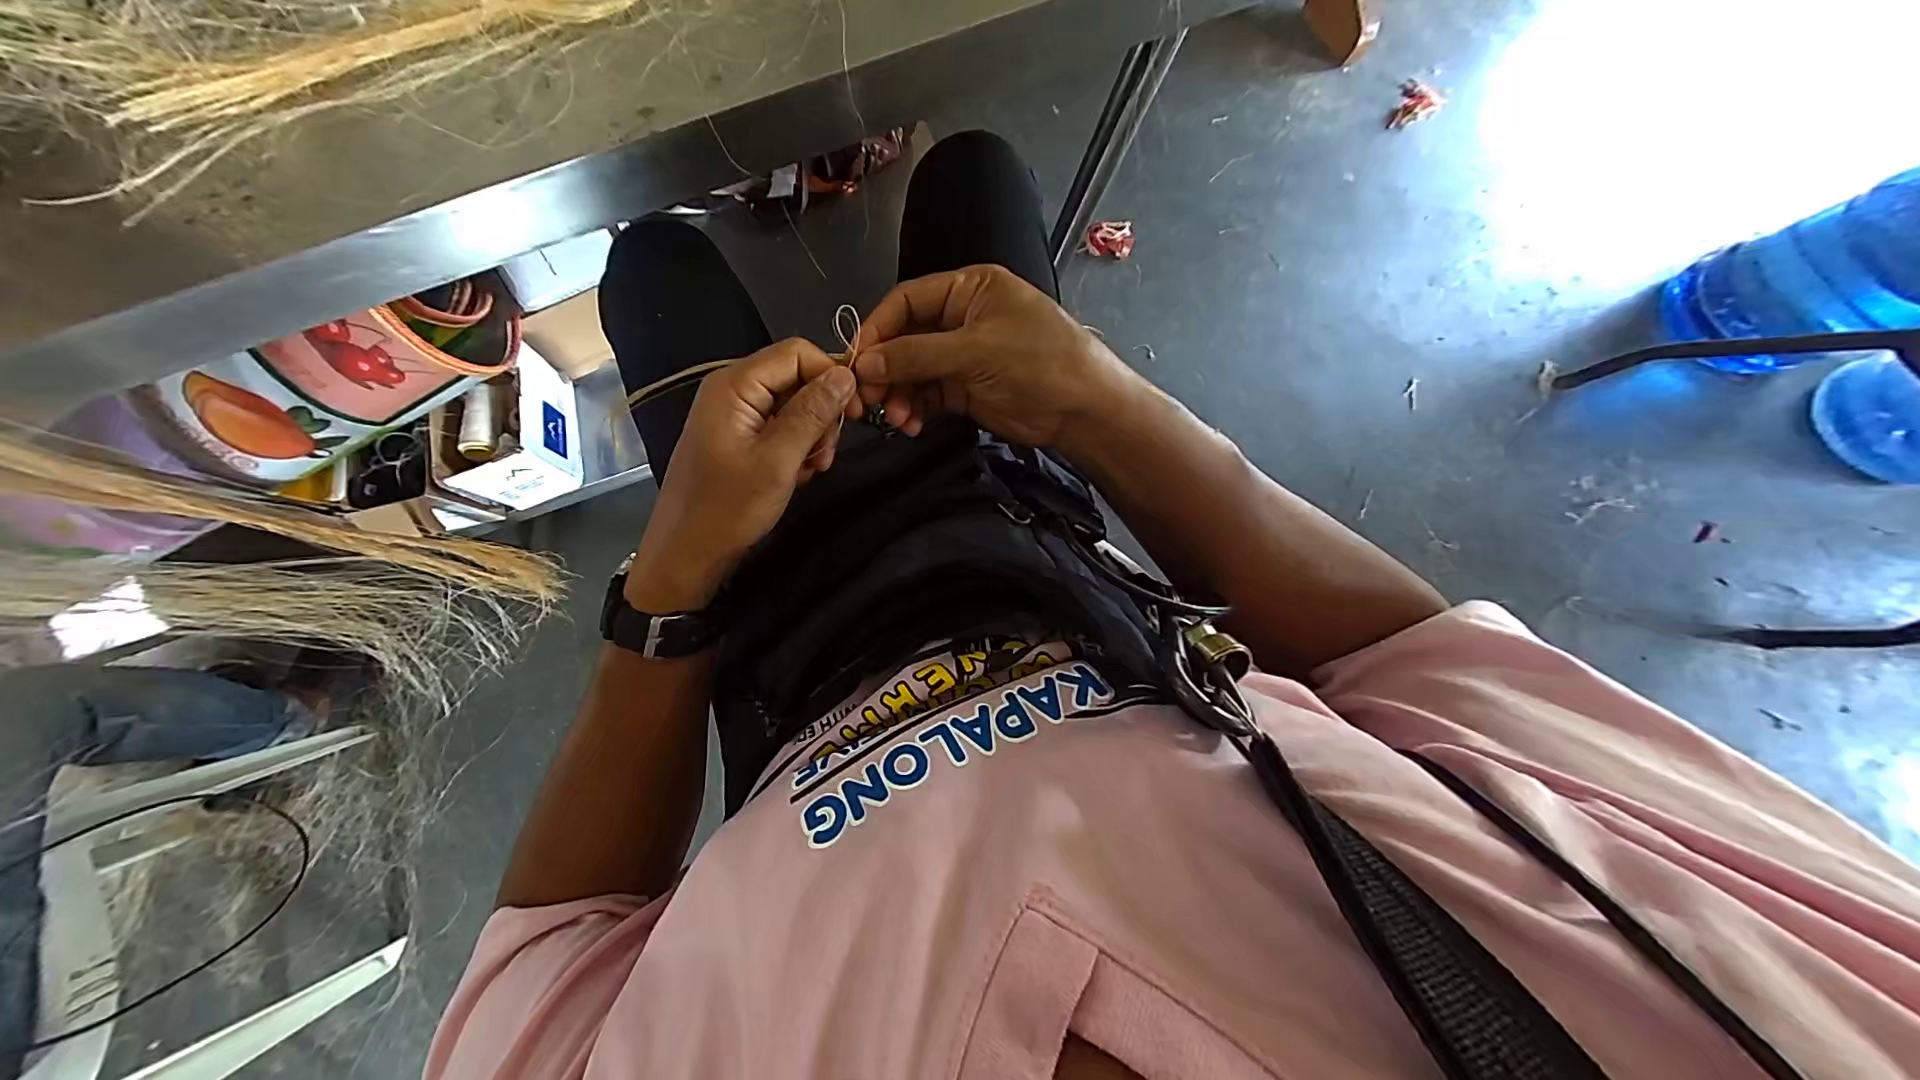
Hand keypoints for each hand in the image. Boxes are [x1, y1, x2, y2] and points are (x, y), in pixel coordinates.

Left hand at [625, 339, 859, 612]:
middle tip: (827, 454)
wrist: (688, 552)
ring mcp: (736, 414)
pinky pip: (781, 426)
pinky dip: (798, 447)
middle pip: (797, 377)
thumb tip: (846, 375)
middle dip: (822, 412)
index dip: (832, 376)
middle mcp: (733, 389)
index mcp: (735, 385)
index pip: (797, 353)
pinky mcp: (740, 436)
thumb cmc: (729, 508)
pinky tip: (799, 474)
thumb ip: (813, 413)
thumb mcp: (779, 460)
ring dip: (813, 434)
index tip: (856, 413)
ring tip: (812, 469)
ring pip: (794, 404)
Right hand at [851, 265, 1144, 449]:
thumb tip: (865, 363)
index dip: (878, 329)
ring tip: (896, 418)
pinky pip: (928, 395)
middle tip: (869, 397)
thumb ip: (916, 356)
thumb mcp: (975, 351)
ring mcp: (963, 356)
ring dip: (899, 394)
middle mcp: (961, 318)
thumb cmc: (1038, 362)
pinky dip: (915, 409)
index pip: (907, 301)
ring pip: (913, 371)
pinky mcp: (966, 389)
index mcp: (968, 289)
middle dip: (886, 369)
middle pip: (905, 339)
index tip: (857, 360)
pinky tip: (911, 424)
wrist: (1081, 409)